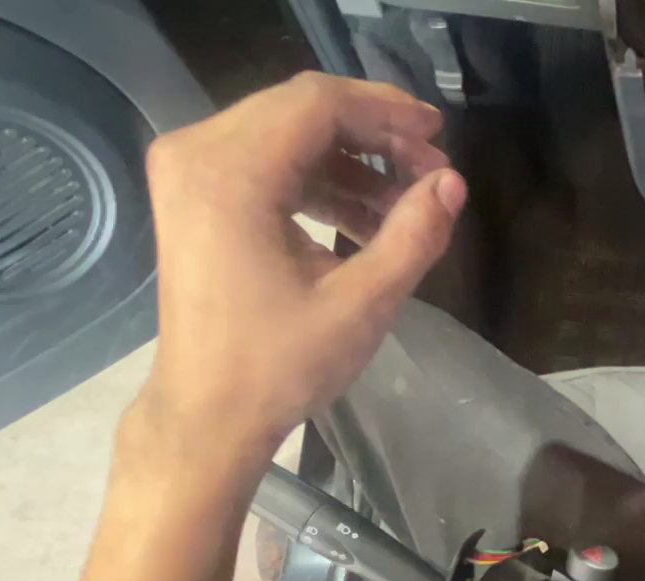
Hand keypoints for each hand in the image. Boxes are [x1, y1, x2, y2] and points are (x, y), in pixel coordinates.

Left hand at [133, 73, 466, 470]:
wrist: (211, 412)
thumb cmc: (283, 363)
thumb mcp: (363, 303)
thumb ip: (413, 236)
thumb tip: (453, 185)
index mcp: (230, 172)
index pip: (316, 104)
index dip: (386, 111)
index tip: (440, 134)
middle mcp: (197, 153)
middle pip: (299, 112)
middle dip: (374, 136)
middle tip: (432, 172)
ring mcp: (191, 174)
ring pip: (286, 137)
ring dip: (353, 163)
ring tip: (408, 204)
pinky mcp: (199, 200)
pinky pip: (269, 168)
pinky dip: (322, 184)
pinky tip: (366, 220)